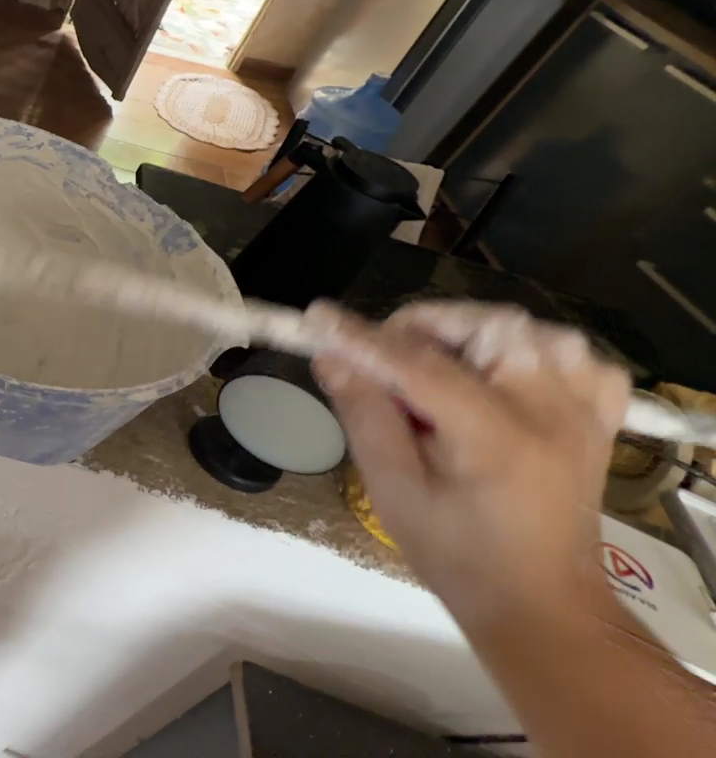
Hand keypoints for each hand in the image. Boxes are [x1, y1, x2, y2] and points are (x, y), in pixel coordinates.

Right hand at [310, 301, 630, 626]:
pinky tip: (497, 370)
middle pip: (491, 331)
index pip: (421, 365)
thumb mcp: (391, 485)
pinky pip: (576, 360)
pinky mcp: (598, 420)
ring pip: (536, 335)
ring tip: (433, 358)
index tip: (317, 318)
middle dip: (424, 327)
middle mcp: (553, 416)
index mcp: (498, 439)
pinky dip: (533, 350)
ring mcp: (586, 416)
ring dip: (475, 334)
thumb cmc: (454, 549)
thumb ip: (363, 413)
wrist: (539, 598)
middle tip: (380, 352)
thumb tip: (331, 356)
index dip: (363, 337)